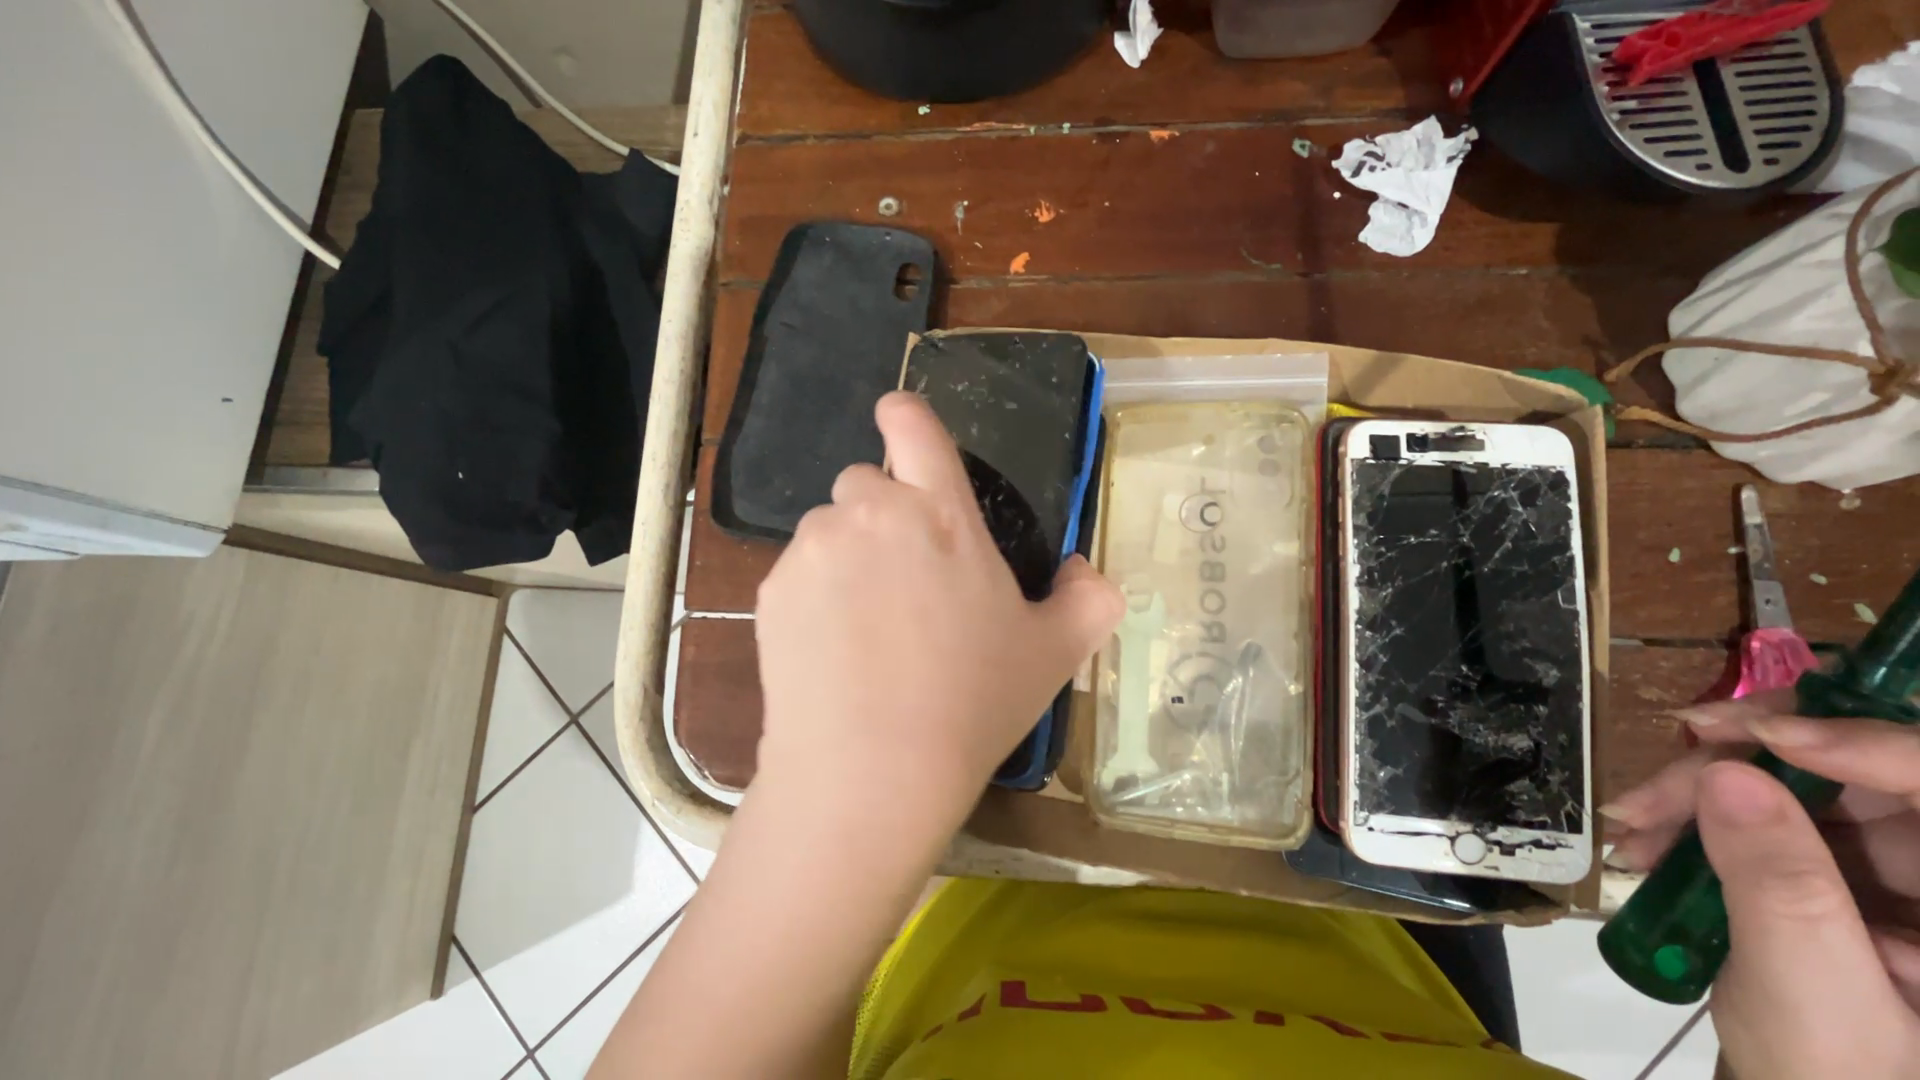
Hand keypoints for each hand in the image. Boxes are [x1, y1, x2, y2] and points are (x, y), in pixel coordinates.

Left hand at [752, 391, 1122, 824]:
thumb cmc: (971, 704)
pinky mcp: (771, 591)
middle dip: (884, 515)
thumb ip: (1089, 599)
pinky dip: (812, 597)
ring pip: (829, 529)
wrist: (871, 772)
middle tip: (906, 583)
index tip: (902, 431)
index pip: (912, 424)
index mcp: (942, 514)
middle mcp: (871, 514)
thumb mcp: (1055, 654)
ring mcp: (814, 550)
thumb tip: (1084, 570)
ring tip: (867, 627)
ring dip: (848, 556)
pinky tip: (834, 653)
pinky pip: (796, 574)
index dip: (904, 417)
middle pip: (867, 483)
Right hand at [1601, 692, 1919, 1078]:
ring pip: (1799, 784)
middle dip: (1741, 764)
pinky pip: (1767, 813)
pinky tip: (1649, 840)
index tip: (1757, 734)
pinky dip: (1699, 815)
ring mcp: (1896, 868)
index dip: (1861, 741)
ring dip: (1701, 790)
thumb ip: (1779, 885)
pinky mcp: (1837, 868)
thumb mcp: (1811, 993)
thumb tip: (1727, 774)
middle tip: (1658, 785)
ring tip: (1633, 825)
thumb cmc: (1835, 1078)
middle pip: (1857, 771)